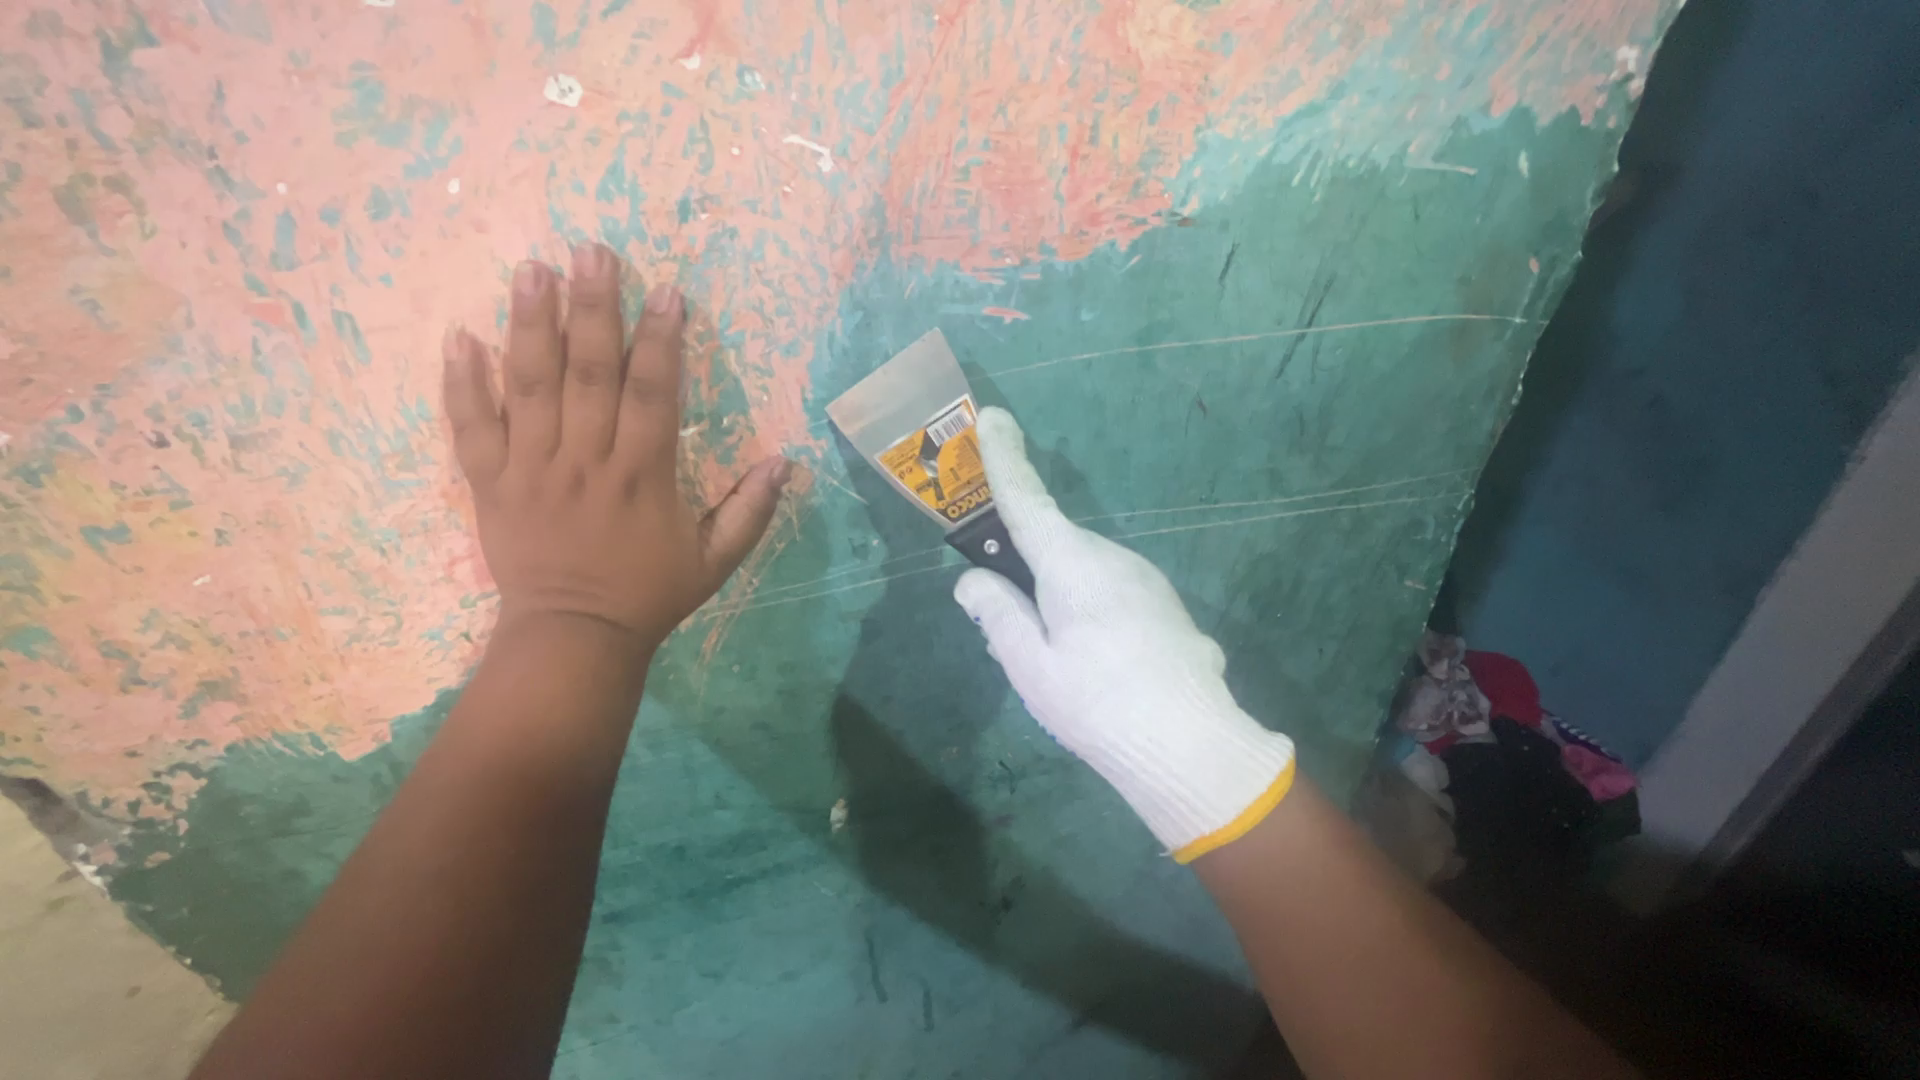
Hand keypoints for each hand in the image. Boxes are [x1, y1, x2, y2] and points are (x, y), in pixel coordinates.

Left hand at [442, 245, 791, 653]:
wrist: (574, 637)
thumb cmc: (650, 594)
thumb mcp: (715, 560)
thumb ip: (750, 512)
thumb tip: (784, 462)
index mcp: (642, 476)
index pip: (654, 394)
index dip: (661, 340)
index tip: (667, 291)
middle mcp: (585, 461)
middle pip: (589, 374)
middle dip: (593, 309)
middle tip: (592, 251)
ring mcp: (531, 470)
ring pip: (529, 387)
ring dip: (531, 326)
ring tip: (532, 270)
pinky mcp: (491, 485)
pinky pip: (471, 428)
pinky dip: (463, 383)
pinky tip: (460, 335)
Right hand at [953, 408, 1294, 861]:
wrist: (1193, 748)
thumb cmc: (1099, 706)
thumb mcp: (1031, 668)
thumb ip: (998, 616)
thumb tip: (973, 582)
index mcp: (1073, 565)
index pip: (1028, 500)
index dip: (1005, 459)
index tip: (994, 416)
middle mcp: (1113, 558)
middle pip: (1054, 543)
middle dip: (1026, 566)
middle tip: (1009, 624)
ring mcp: (1147, 580)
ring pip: (1084, 571)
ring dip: (1060, 595)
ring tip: (1058, 661)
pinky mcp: (1166, 605)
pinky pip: (1112, 591)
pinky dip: (1090, 610)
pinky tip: (1099, 664)